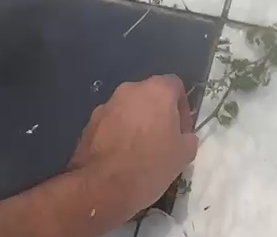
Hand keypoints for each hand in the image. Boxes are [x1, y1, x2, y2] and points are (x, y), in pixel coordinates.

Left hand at [64, 74, 198, 220]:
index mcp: (158, 89)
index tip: (181, 133)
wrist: (100, 190)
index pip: (176, 87)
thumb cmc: (149, 165)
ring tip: (135, 153)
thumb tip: (183, 138)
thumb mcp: (183, 155)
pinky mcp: (88, 125)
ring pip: (127, 111)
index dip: (181, 109)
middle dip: (156, 116)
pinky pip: (109, 125)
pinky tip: (117, 160)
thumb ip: (188, 138)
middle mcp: (131, 89)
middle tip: (160, 142)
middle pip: (149, 97)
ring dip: (134, 125)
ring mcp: (106, 106)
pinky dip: (115, 136)